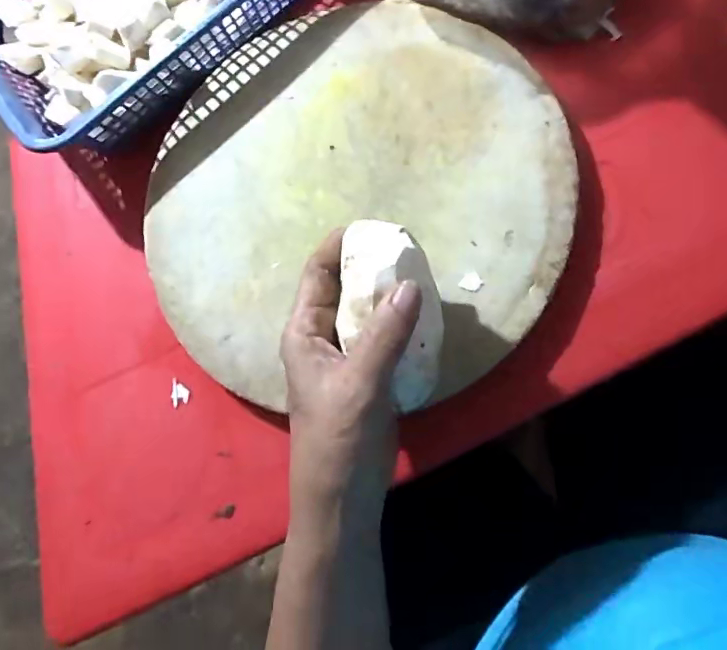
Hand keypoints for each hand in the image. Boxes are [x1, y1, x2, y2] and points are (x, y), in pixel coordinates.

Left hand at [280, 228, 422, 527]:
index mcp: (304, 332)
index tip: (368, 226)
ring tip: (417, 270)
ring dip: (386, 292)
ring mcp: (345, 356)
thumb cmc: (337, 439)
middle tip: (403, 246)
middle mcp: (321, 337)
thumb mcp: (360, 384)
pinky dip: (400, 320)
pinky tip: (423, 312)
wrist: (344, 500)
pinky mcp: (367, 374)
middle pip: (343, 287)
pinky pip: (383, 335)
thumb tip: (410, 284)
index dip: (337, 246)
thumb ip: (384, 335)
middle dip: (368, 266)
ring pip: (365, 311)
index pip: (316, 274)